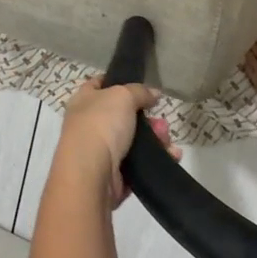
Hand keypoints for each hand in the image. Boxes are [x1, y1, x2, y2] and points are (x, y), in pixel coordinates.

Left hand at [55, 78, 180, 208]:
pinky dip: (155, 159)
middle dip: (147, 117)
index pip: (99, 84)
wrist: (90, 176)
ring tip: (167, 141)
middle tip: (162, 122)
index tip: (141, 84)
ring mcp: (101, 151)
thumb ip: (139, 91)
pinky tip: (172, 155)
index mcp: (84, 101)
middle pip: (124, 115)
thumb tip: (154, 93)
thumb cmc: (101, 125)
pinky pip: (139, 162)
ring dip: (156, 138)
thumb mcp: (122, 96)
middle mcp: (89, 124)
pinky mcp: (114, 174)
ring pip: (135, 139)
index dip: (118, 81)